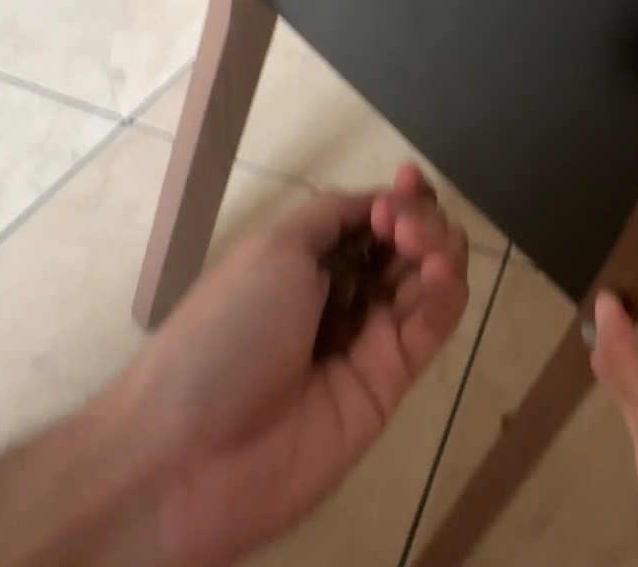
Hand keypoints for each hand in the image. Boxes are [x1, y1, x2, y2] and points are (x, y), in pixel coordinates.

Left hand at [110, 163, 469, 564]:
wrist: (191, 455)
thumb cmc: (224, 335)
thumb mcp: (270, 250)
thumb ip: (334, 215)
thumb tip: (383, 199)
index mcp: (311, 260)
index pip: (376, 218)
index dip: (400, 197)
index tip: (406, 182)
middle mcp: (347, 293)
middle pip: (410, 245)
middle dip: (421, 220)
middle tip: (404, 226)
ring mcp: (372, 336)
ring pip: (430, 280)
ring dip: (439, 249)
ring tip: (424, 247)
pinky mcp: (395, 378)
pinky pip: (433, 325)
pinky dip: (446, 292)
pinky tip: (439, 271)